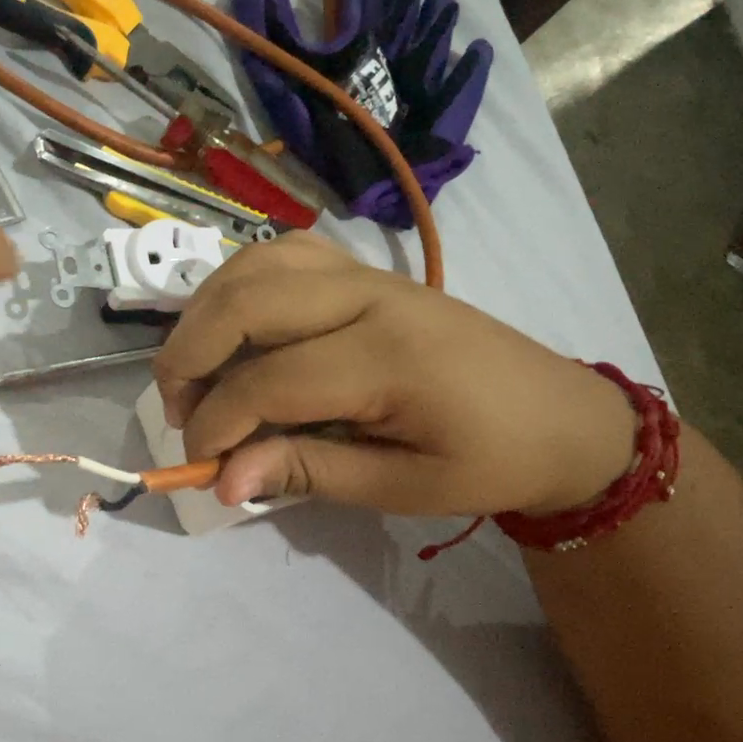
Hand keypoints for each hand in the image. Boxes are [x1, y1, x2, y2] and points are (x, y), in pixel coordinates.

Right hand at [153, 232, 636, 515]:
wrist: (562, 416)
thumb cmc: (488, 462)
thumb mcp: (401, 487)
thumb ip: (307, 472)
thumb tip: (221, 478)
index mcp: (388, 359)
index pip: (266, 381)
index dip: (215, 425)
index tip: (201, 467)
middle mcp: (370, 298)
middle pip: (246, 302)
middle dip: (189, 358)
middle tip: (180, 412)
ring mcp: (367, 275)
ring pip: (255, 265)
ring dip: (204, 314)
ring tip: (196, 371)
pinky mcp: (365, 272)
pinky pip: (282, 254)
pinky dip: (238, 285)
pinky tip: (232, 326)